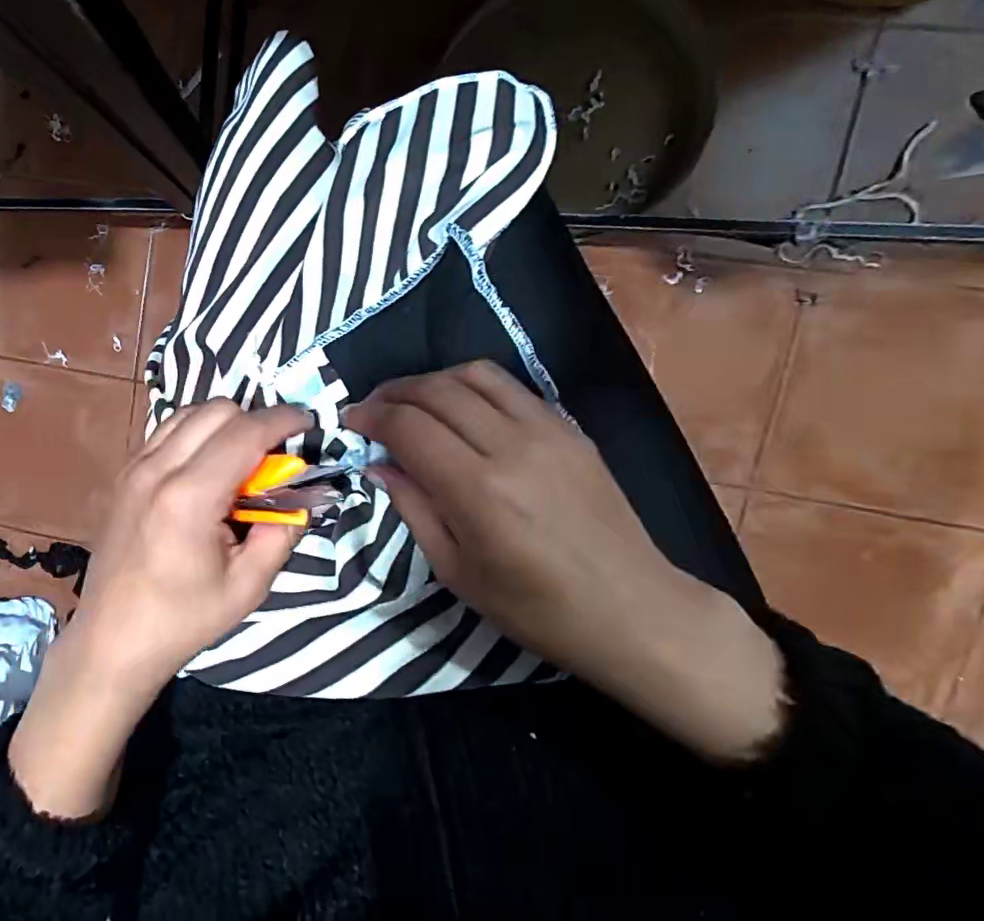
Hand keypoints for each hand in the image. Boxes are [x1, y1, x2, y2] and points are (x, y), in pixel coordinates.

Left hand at [9, 399, 310, 817]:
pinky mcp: (124, 474)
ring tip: (243, 459)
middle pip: (217, 410)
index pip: (245, 433)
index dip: (283, 420)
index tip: (307, 424)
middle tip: (275, 454)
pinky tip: (208, 468)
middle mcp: (157, 470)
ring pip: (190, 413)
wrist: (111, 640)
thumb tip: (304, 494)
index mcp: (189, 498)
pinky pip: (168, 431)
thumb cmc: (183, 620)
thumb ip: (282, 532)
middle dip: (255, 421)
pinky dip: (197, 433)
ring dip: (225, 423)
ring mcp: (134, 468)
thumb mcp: (249, 586)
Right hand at [345, 361, 784, 761]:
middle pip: (437, 390)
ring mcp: (547, 430)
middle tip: (372, 408)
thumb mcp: (457, 572)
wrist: (631, 608)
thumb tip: (379, 463)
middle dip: (394, 392)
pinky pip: (511, 387)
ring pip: (475, 374)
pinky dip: (474, 385)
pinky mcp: (569, 427)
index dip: (372, 417)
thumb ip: (413, 508)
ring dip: (433, 380)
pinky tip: (461, 406)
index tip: (351, 421)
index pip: (409, 427)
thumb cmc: (536, 608)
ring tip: (412, 401)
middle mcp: (511, 446)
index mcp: (478, 491)